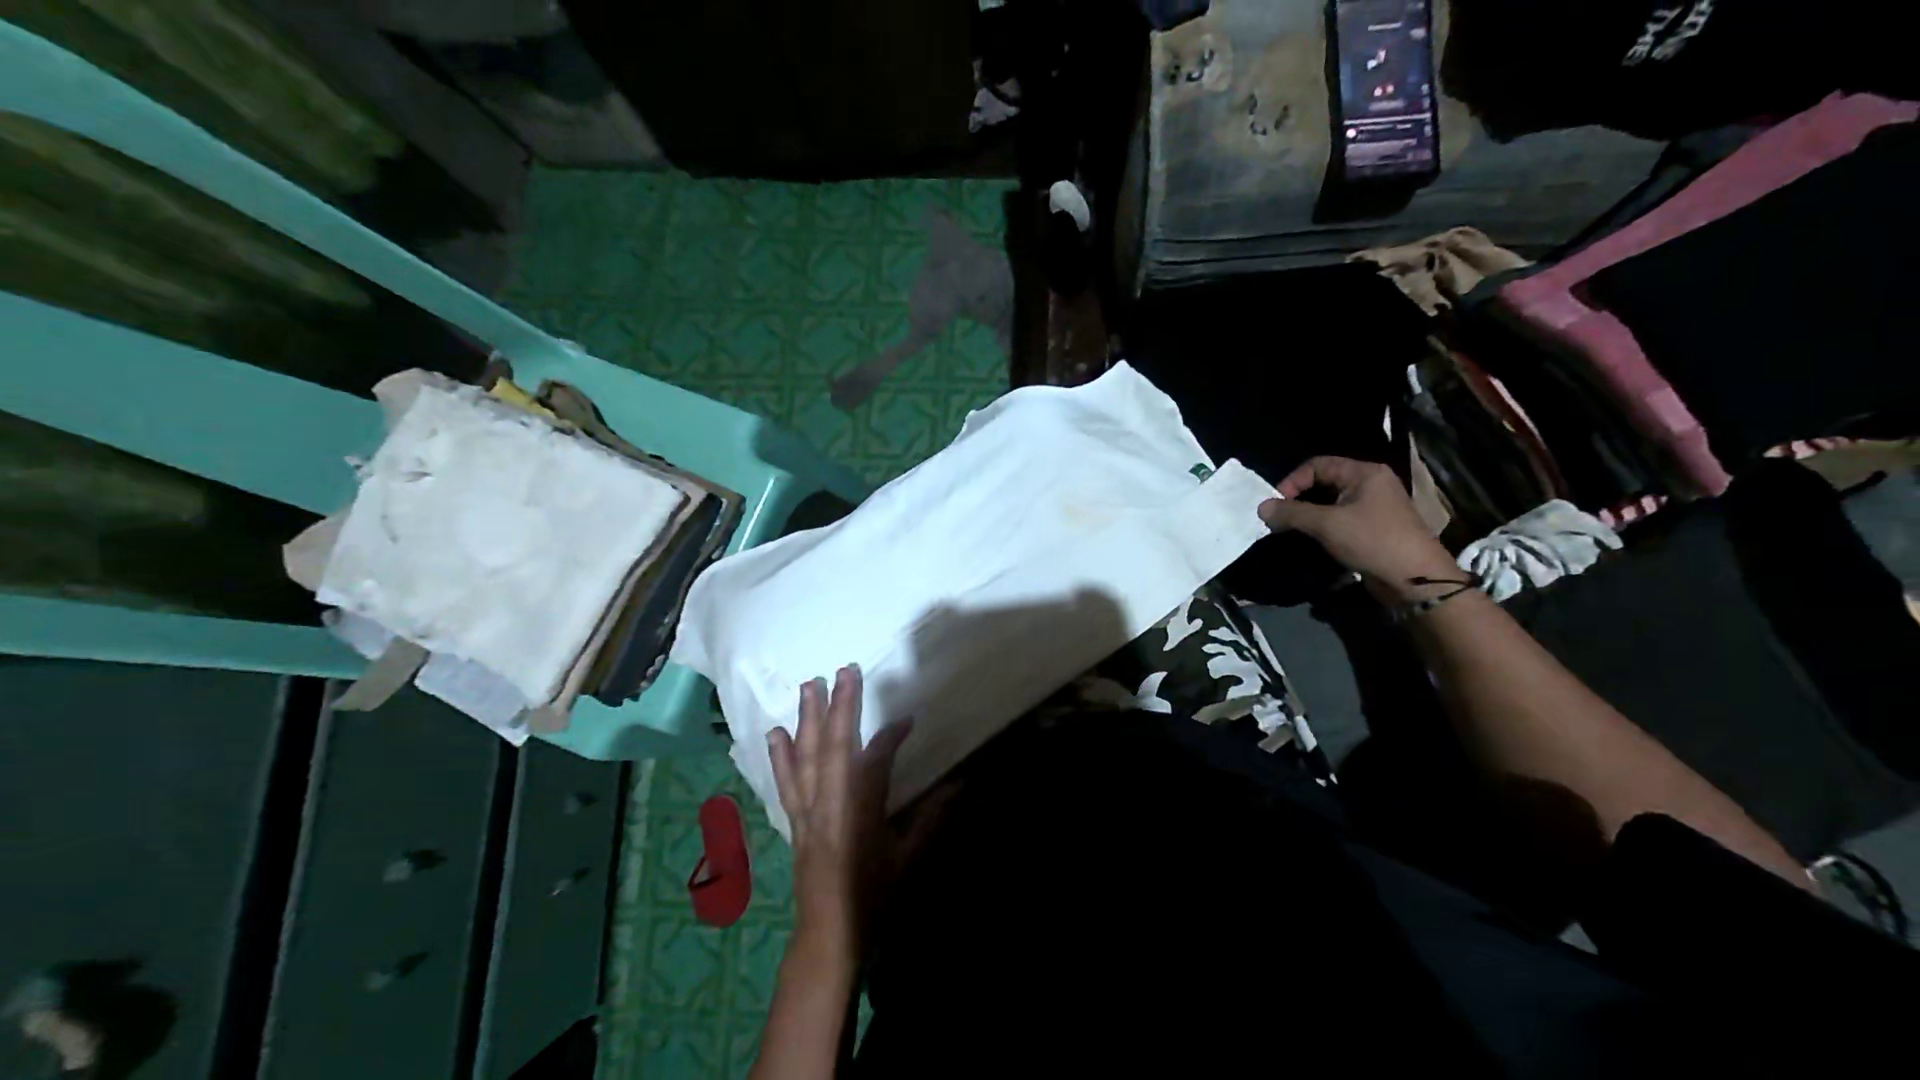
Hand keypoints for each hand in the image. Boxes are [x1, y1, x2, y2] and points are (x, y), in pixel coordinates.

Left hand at [768, 664, 911, 949]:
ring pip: (805, 755)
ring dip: (807, 718)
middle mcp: (829, 803)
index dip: (891, 736)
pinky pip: (785, 780)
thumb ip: (931, 819)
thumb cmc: (873, 896)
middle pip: (833, 745)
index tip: (907, 718)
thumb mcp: (908, 859)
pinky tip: (776, 732)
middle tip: (843, 670)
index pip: (875, 760)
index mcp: (860, 811)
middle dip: (840, 705)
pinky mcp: (795, 819)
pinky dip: (781, 754)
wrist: (828, 934)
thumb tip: (960, 786)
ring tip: (809, 685)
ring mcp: (807, 810)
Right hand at [1258, 456, 1460, 604]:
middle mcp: (1370, 484)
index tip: (1276, 505)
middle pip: (1324, 482)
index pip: (1318, 465)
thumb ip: (1292, 513)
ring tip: (1290, 530)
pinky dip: (1321, 526)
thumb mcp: (1327, 524)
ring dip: (1308, 515)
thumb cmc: (1372, 541)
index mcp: (1364, 473)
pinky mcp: (1372, 528)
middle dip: (1298, 499)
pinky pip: (1339, 519)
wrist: (1414, 579)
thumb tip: (1262, 507)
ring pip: (1330, 503)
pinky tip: (1310, 539)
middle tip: (1279, 518)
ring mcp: (1373, 507)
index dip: (1293, 481)